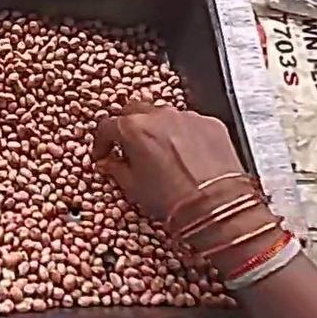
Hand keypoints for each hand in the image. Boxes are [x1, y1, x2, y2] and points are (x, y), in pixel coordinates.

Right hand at [91, 105, 248, 222]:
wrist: (215, 206)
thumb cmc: (172, 199)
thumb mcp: (132, 186)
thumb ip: (116, 169)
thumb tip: (109, 164)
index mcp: (133, 128)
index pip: (107, 127)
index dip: (102, 143)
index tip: (103, 154)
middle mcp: (159, 116)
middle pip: (134, 111)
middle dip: (127, 127)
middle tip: (127, 146)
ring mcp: (187, 117)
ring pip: (163, 115)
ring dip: (156, 128)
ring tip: (158, 151)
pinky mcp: (210, 124)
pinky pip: (189, 123)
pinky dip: (182, 134)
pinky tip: (184, 154)